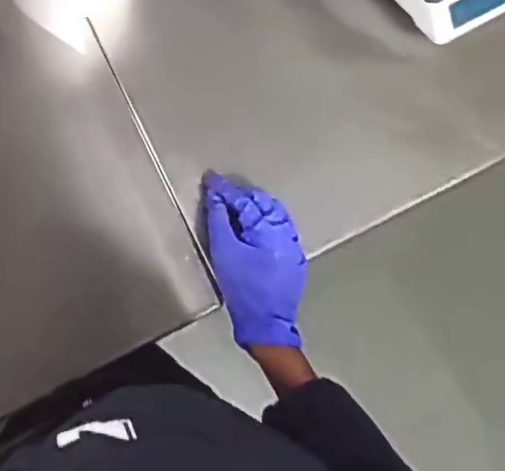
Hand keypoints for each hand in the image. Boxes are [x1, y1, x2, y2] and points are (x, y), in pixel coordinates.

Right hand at [202, 172, 306, 348]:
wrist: (265, 325)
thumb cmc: (241, 286)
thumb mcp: (223, 250)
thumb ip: (218, 218)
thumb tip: (214, 195)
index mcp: (270, 230)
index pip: (244, 200)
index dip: (224, 189)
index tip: (210, 178)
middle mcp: (287, 234)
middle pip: (263, 203)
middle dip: (241, 194)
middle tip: (220, 191)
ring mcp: (293, 246)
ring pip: (273, 214)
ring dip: (253, 205)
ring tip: (233, 204)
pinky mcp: (293, 258)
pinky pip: (278, 228)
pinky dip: (262, 220)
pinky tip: (250, 224)